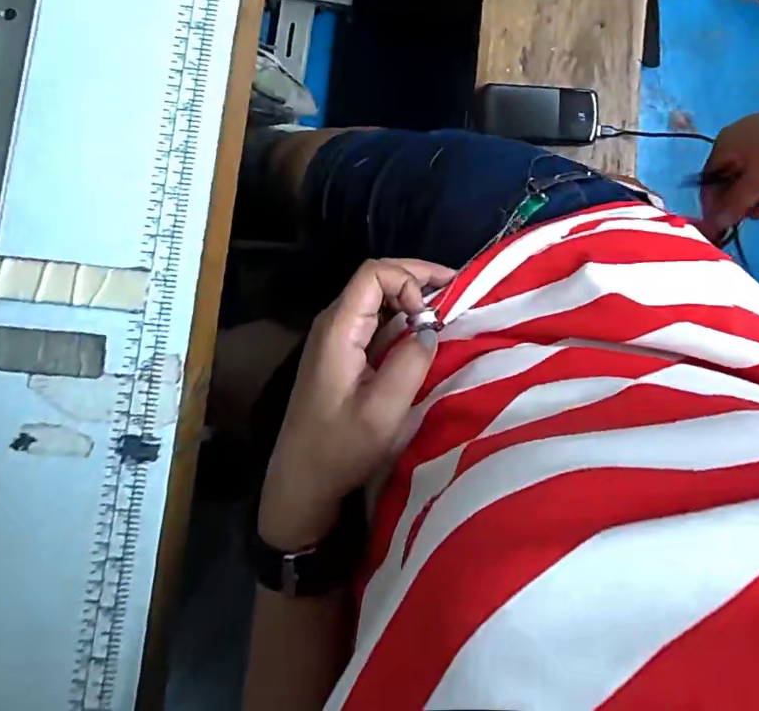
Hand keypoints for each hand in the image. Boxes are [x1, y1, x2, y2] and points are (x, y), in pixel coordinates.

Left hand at [258, 258, 454, 548]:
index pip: (374, 274)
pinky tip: (429, 329)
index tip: (431, 313)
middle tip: (458, 289)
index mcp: (339, 330)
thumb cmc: (339, 449)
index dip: (409, 279)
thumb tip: (431, 329)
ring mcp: (338, 338)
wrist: (301, 485)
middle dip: (419, 278)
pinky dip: (407, 316)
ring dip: (415, 296)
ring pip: (380, 296)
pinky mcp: (345, 353)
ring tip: (450, 307)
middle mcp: (335, 323)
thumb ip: (411, 362)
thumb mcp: (383, 410)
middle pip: (378, 277)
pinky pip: (379, 319)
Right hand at [698, 87, 758, 239]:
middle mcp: (737, 139)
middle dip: (740, 201)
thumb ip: (735, 204)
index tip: (729, 228)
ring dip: (758, 195)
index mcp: (725, 144)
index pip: (708, 182)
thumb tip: (709, 224)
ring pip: (749, 176)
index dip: (715, 207)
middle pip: (728, 179)